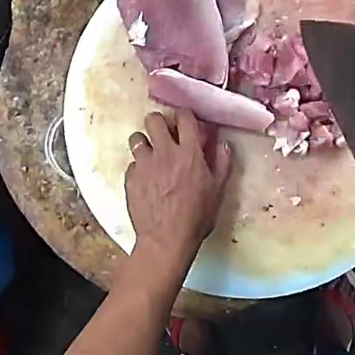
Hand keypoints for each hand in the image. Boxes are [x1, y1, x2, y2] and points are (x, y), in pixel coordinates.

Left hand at [124, 110, 231, 271]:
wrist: (166, 239)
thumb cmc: (197, 216)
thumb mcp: (218, 191)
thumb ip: (222, 164)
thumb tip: (224, 145)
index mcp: (189, 153)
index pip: (184, 118)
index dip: (185, 114)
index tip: (186, 119)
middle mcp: (164, 153)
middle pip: (153, 120)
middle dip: (159, 122)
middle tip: (165, 133)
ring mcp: (144, 165)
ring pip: (137, 138)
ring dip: (144, 142)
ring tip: (151, 153)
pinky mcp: (130, 178)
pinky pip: (132, 163)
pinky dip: (139, 166)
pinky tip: (146, 178)